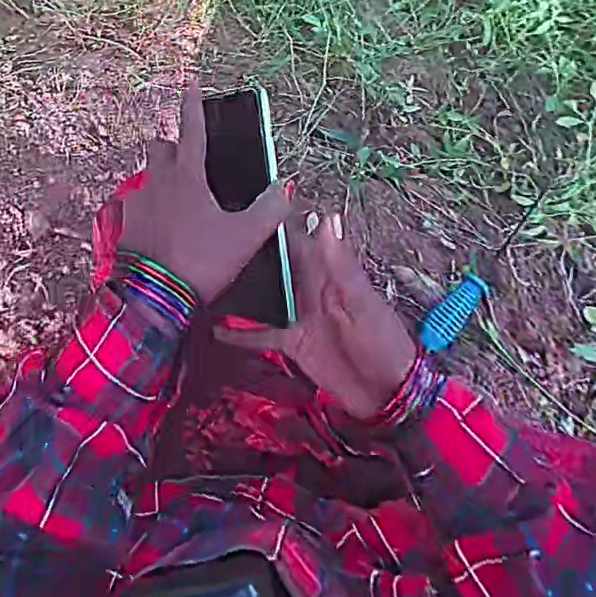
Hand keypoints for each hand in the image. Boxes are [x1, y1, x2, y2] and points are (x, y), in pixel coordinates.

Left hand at [116, 81, 292, 301]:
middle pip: (161, 147)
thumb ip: (269, 210)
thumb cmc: (200, 260)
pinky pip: (139, 203)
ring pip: (149, 175)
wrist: (155, 296)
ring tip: (180, 199)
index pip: (192, 130)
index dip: (193, 105)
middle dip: (173, 145)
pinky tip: (163, 225)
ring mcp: (139, 200)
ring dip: (162, 178)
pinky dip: (151, 206)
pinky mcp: (127, 221)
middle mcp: (159, 181)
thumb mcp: (244, 237)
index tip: (191, 83)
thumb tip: (285, 190)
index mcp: (187, 176)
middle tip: (190, 160)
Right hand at [214, 208, 416, 418]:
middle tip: (212, 236)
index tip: (246, 201)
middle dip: (249, 251)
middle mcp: (308, 291)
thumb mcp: (360, 300)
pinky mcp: (291, 343)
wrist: (388, 396)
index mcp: (327, 275)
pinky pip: (260, 333)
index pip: (299, 241)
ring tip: (207, 274)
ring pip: (264, 294)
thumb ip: (340, 262)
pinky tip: (215, 328)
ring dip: (241, 287)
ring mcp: (297, 316)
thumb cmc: (381, 342)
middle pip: (276, 265)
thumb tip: (328, 218)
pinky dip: (239, 332)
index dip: (276, 223)